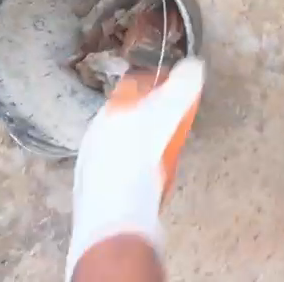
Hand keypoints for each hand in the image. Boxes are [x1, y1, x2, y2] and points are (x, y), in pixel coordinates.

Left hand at [66, 58, 205, 279]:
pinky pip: (118, 165)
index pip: (135, 81)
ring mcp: (90, 162)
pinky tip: (150, 175)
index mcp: (112, 109)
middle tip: (176, 116)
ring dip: (143, 137)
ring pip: (122, 139)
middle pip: (128, 111)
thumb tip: (193, 65)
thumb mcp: (172, 112)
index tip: (179, 85)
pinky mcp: (93, 190)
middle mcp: (96, 132)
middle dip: (153, 110)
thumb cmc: (145, 157)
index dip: (160, 79)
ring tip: (166, 148)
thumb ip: (184, 84)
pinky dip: (134, 162)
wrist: (116, 217)